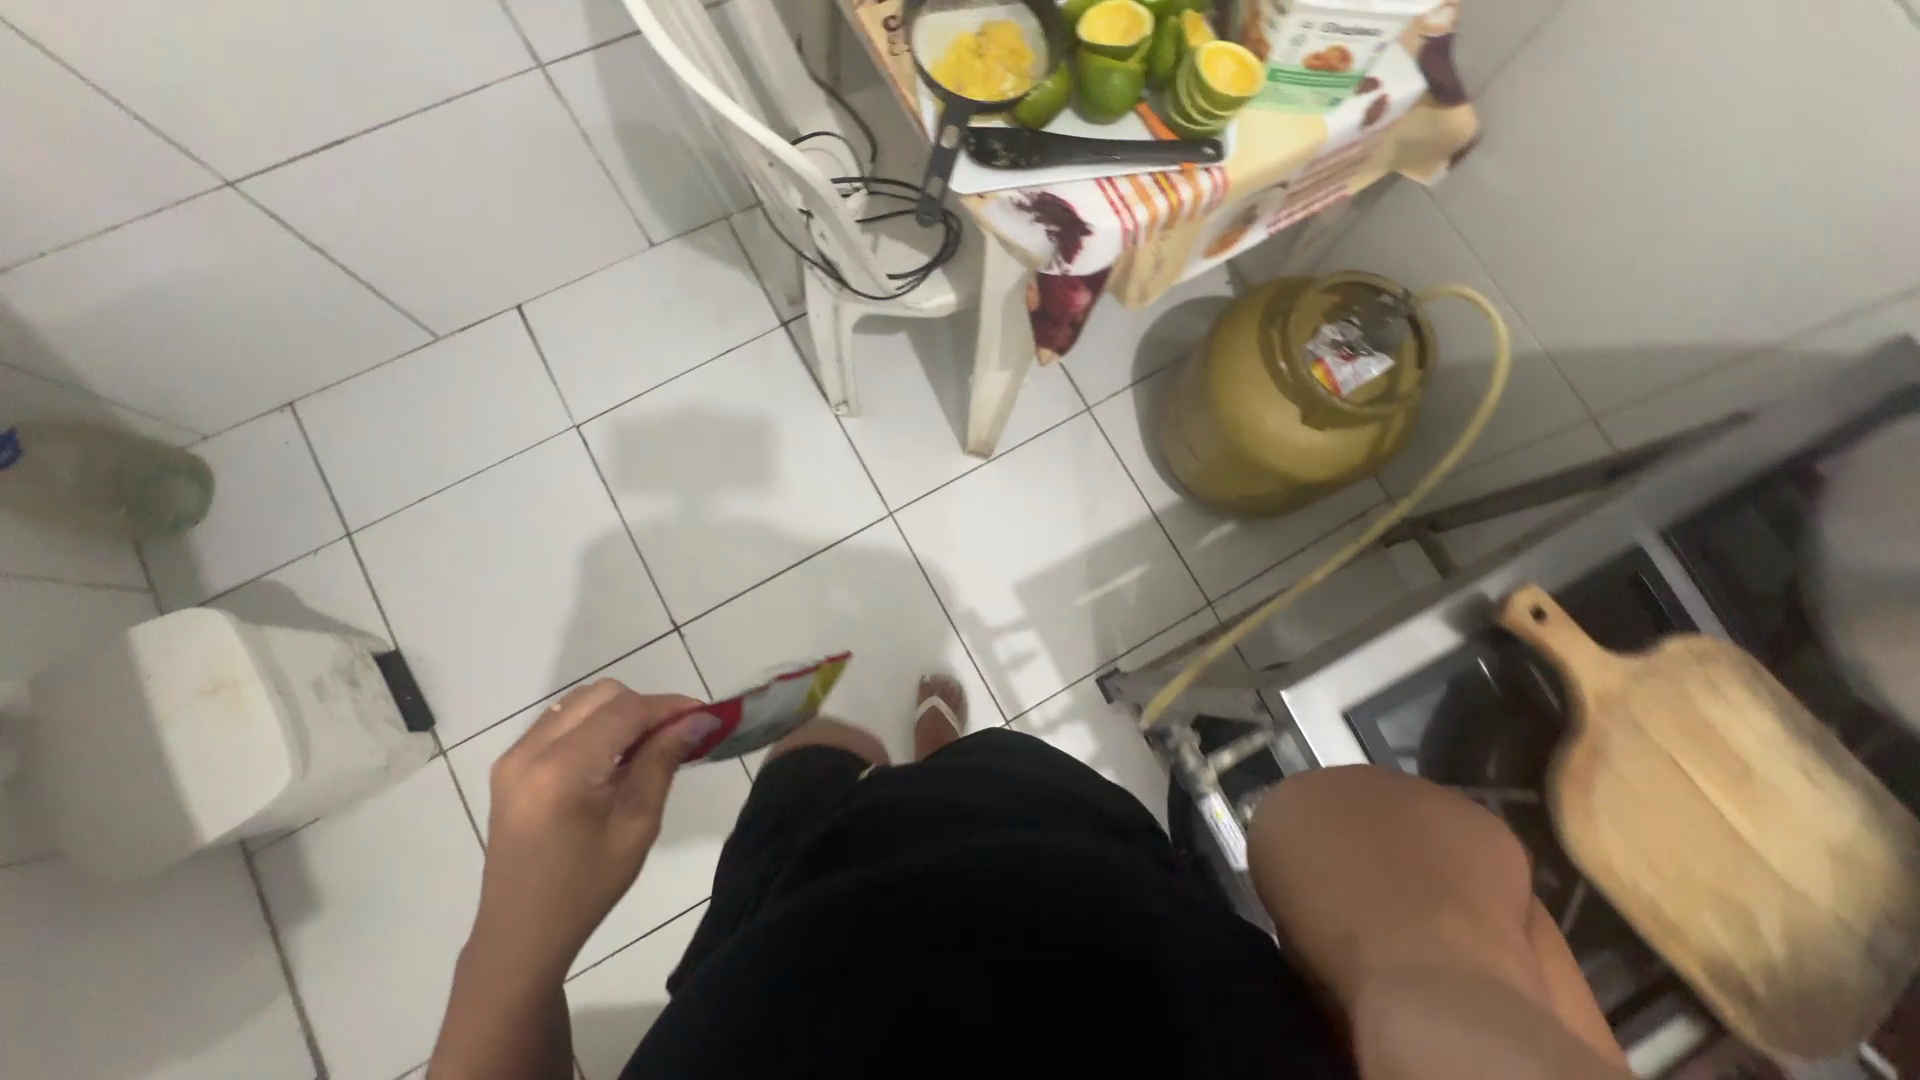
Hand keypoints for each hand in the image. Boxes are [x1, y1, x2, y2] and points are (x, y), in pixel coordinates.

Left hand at [466, 680, 718, 979]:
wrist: (520, 932)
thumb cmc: (586, 887)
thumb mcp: (637, 826)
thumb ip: (662, 762)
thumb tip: (698, 720)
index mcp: (562, 770)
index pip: (625, 711)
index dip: (670, 706)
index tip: (706, 716)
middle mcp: (530, 751)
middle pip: (602, 695)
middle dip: (645, 707)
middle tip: (677, 736)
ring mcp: (513, 756)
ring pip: (580, 702)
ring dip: (619, 712)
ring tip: (646, 747)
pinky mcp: (509, 765)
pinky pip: (560, 721)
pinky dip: (594, 725)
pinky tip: (612, 757)